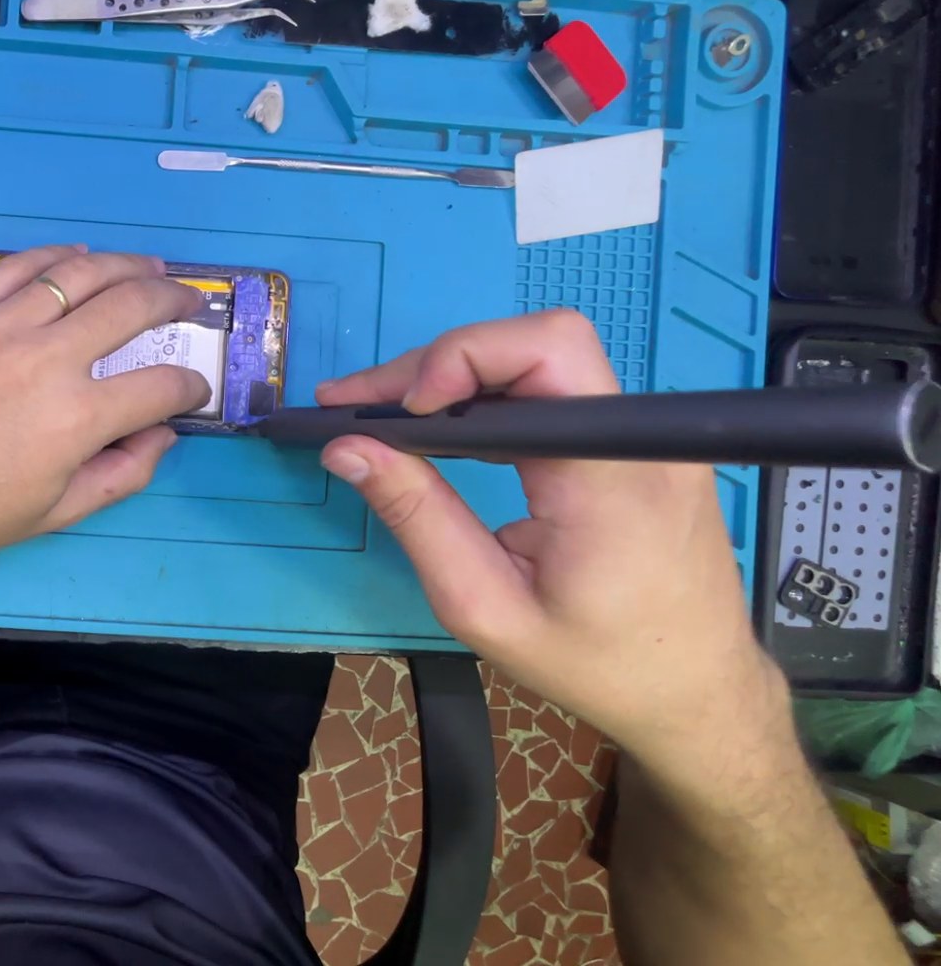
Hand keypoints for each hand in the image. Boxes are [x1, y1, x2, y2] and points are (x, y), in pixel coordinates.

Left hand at [0, 245, 210, 579]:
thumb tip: (163, 433)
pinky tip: (76, 256)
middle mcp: (44, 360)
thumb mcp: (57, 513)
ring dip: (125, 266)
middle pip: (132, 307)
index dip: (190, 387)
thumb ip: (125, 473)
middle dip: (175, 302)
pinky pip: (15, 267)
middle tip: (189, 302)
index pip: (162, 386)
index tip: (191, 388)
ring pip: (78, 273)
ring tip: (148, 269)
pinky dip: (54, 256)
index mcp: (77, 419)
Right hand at [315, 310, 786, 772]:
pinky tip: (427, 430)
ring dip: (444, 381)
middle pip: (526, 347)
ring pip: (529, 364)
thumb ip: (415, 516)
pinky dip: (474, 402)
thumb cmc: (591, 663)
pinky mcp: (623, 448)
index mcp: (608, 473)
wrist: (694, 695)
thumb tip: (347, 448)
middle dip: (428, 366)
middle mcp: (634, 438)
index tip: (396, 412)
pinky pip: (540, 397)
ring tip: (374, 416)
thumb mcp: (479, 603)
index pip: (546, 352)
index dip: (461, 358)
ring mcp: (635, 439)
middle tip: (350, 405)